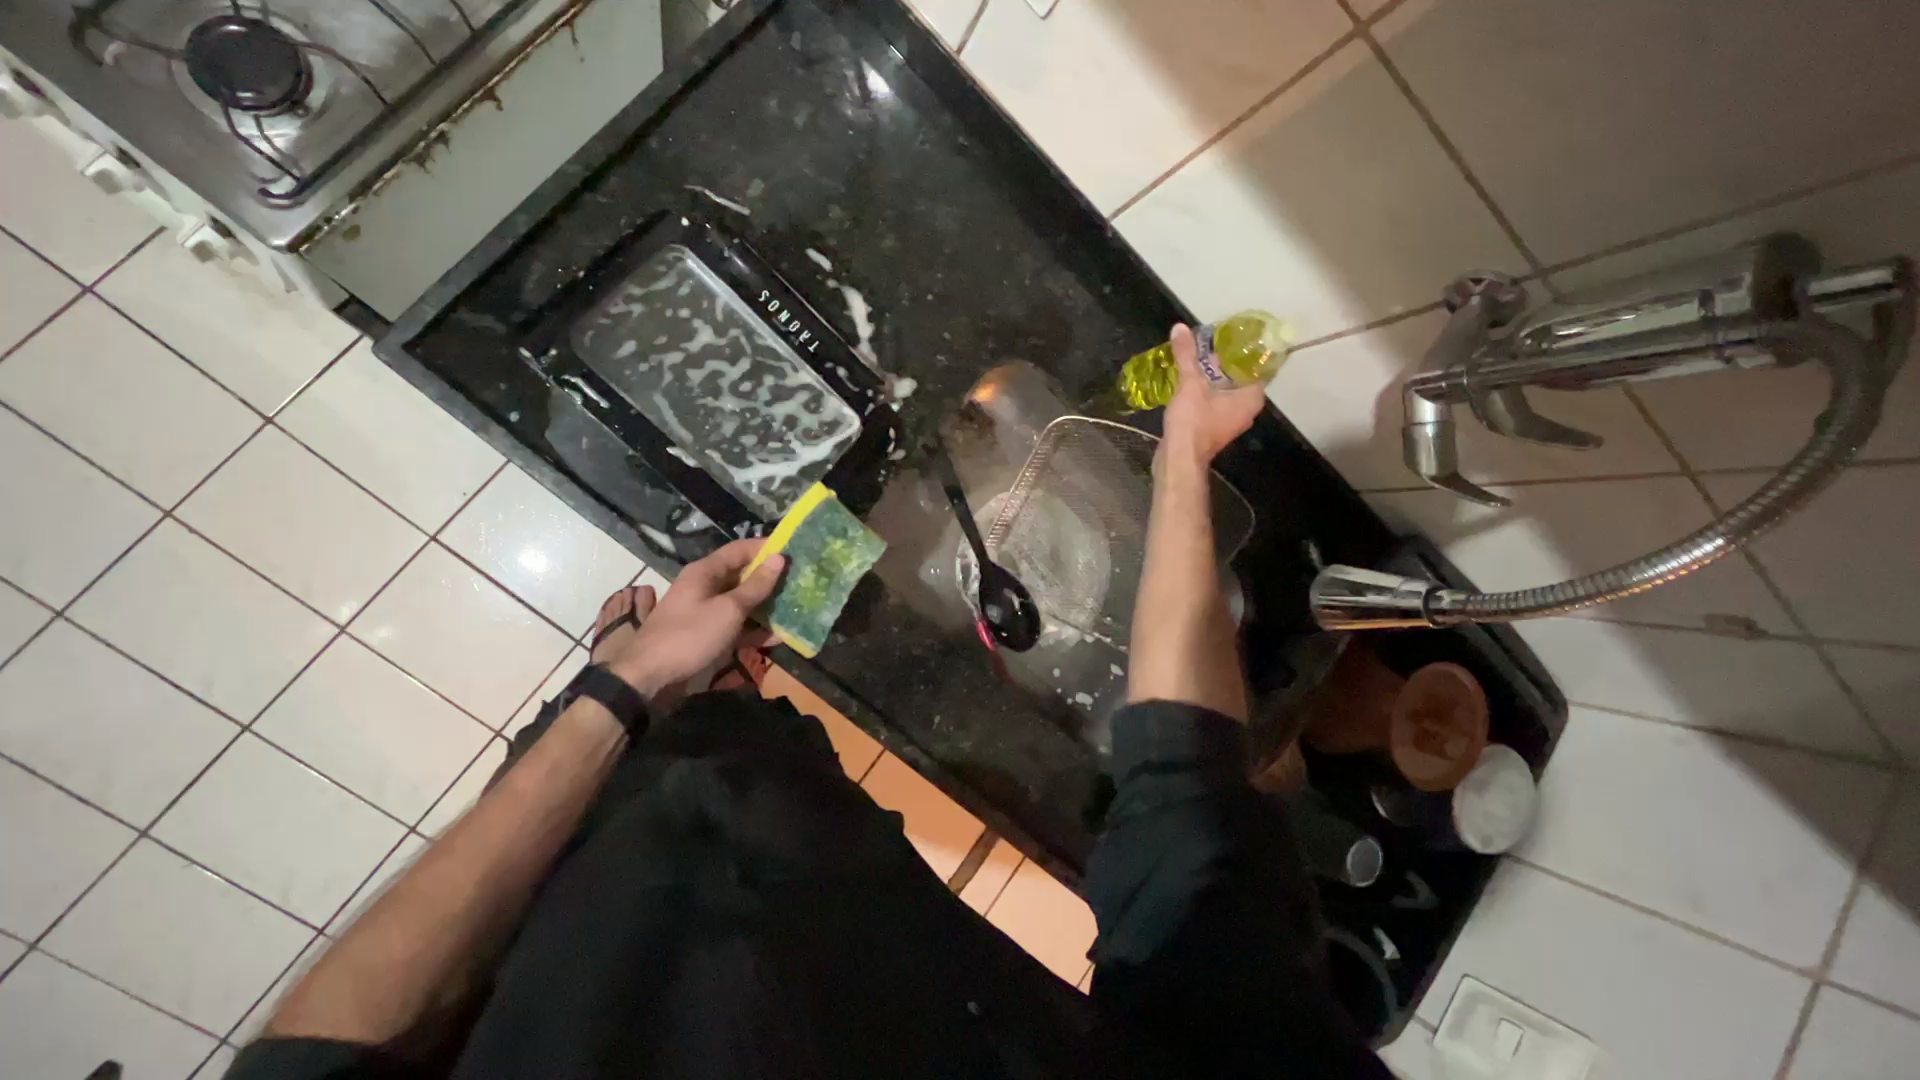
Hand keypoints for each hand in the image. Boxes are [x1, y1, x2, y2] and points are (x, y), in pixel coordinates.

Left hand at [601, 539, 784, 696]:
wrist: (650, 678)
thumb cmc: (690, 636)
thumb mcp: (728, 610)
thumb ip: (756, 586)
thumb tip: (779, 558)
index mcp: (705, 572)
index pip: (740, 550)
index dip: (766, 548)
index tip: (795, 551)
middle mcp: (706, 587)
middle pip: (743, 576)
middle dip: (771, 579)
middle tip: (802, 580)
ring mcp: (707, 613)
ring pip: (743, 603)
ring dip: (767, 607)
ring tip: (798, 608)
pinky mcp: (709, 636)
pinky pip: (737, 626)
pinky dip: (756, 630)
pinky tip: (780, 637)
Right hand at [1160, 323, 1265, 464]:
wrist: (1178, 459)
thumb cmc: (1193, 422)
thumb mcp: (1190, 384)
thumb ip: (1186, 355)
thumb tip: (1180, 328)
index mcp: (1250, 398)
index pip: (1259, 367)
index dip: (1249, 351)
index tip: (1237, 336)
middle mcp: (1246, 409)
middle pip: (1241, 379)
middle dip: (1227, 362)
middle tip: (1214, 342)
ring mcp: (1231, 421)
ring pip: (1227, 391)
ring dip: (1216, 377)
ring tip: (1201, 357)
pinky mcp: (1215, 428)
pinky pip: (1216, 402)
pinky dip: (1207, 391)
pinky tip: (1193, 379)